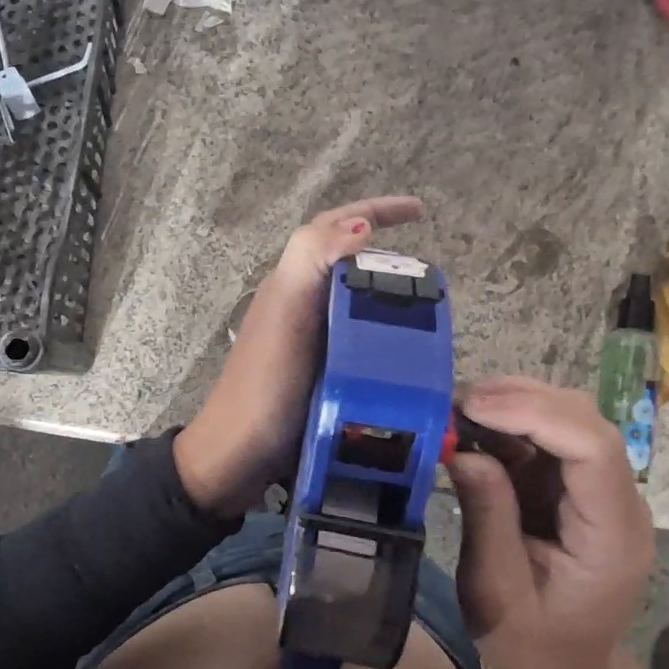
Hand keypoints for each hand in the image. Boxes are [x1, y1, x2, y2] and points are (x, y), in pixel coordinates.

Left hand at [173, 196, 424, 514]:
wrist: (237, 457)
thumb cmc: (264, 386)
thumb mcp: (287, 317)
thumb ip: (313, 263)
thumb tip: (361, 224)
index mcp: (292, 284)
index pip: (333, 229)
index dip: (376, 211)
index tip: (421, 211)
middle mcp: (299, 304)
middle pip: (346, 262)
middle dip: (389, 254)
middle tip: (431, 275)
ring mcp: (308, 340)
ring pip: (354, 299)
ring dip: (390, 293)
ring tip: (428, 309)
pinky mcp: (318, 373)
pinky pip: (357, 337)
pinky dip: (385, 333)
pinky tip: (406, 353)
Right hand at [448, 377, 654, 668]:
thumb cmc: (532, 646)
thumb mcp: (497, 592)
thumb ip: (487, 518)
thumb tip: (462, 450)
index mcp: (612, 534)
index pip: (593, 448)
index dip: (534, 415)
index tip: (471, 408)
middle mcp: (618, 502)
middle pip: (586, 421)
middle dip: (521, 399)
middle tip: (454, 402)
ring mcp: (599, 491)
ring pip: (569, 419)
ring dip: (513, 404)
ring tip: (456, 409)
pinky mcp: (575, 489)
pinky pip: (549, 438)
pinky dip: (508, 423)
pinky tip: (471, 425)